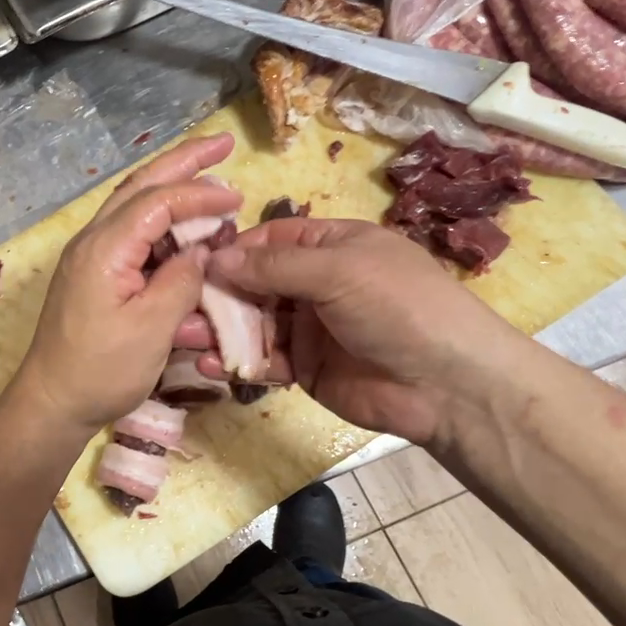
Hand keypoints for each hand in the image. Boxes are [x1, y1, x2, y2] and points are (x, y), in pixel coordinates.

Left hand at [8, 134, 242, 432]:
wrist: (52, 402)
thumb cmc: (101, 370)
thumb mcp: (152, 329)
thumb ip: (182, 281)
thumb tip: (202, 251)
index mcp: (104, 248)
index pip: (157, 202)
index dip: (199, 195)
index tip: (237, 198)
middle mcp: (92, 241)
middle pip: (140, 187)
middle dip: (182, 162)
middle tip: (224, 142)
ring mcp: (89, 256)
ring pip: (132, 205)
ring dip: (169, 185)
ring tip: (207, 171)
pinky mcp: (93, 274)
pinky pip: (129, 232)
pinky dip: (159, 219)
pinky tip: (182, 222)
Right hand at [203, 217, 524, 444]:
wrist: (449, 385)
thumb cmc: (399, 307)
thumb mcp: (338, 271)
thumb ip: (273, 267)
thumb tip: (214, 258)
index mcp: (332, 245)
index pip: (270, 239)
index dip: (232, 249)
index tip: (190, 261)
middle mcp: (317, 283)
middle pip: (253, 282)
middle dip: (216, 293)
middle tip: (176, 304)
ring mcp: (310, 327)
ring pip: (252, 322)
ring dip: (219, 329)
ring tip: (183, 336)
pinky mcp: (305, 369)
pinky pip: (263, 361)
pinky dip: (236, 362)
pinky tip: (208, 365)